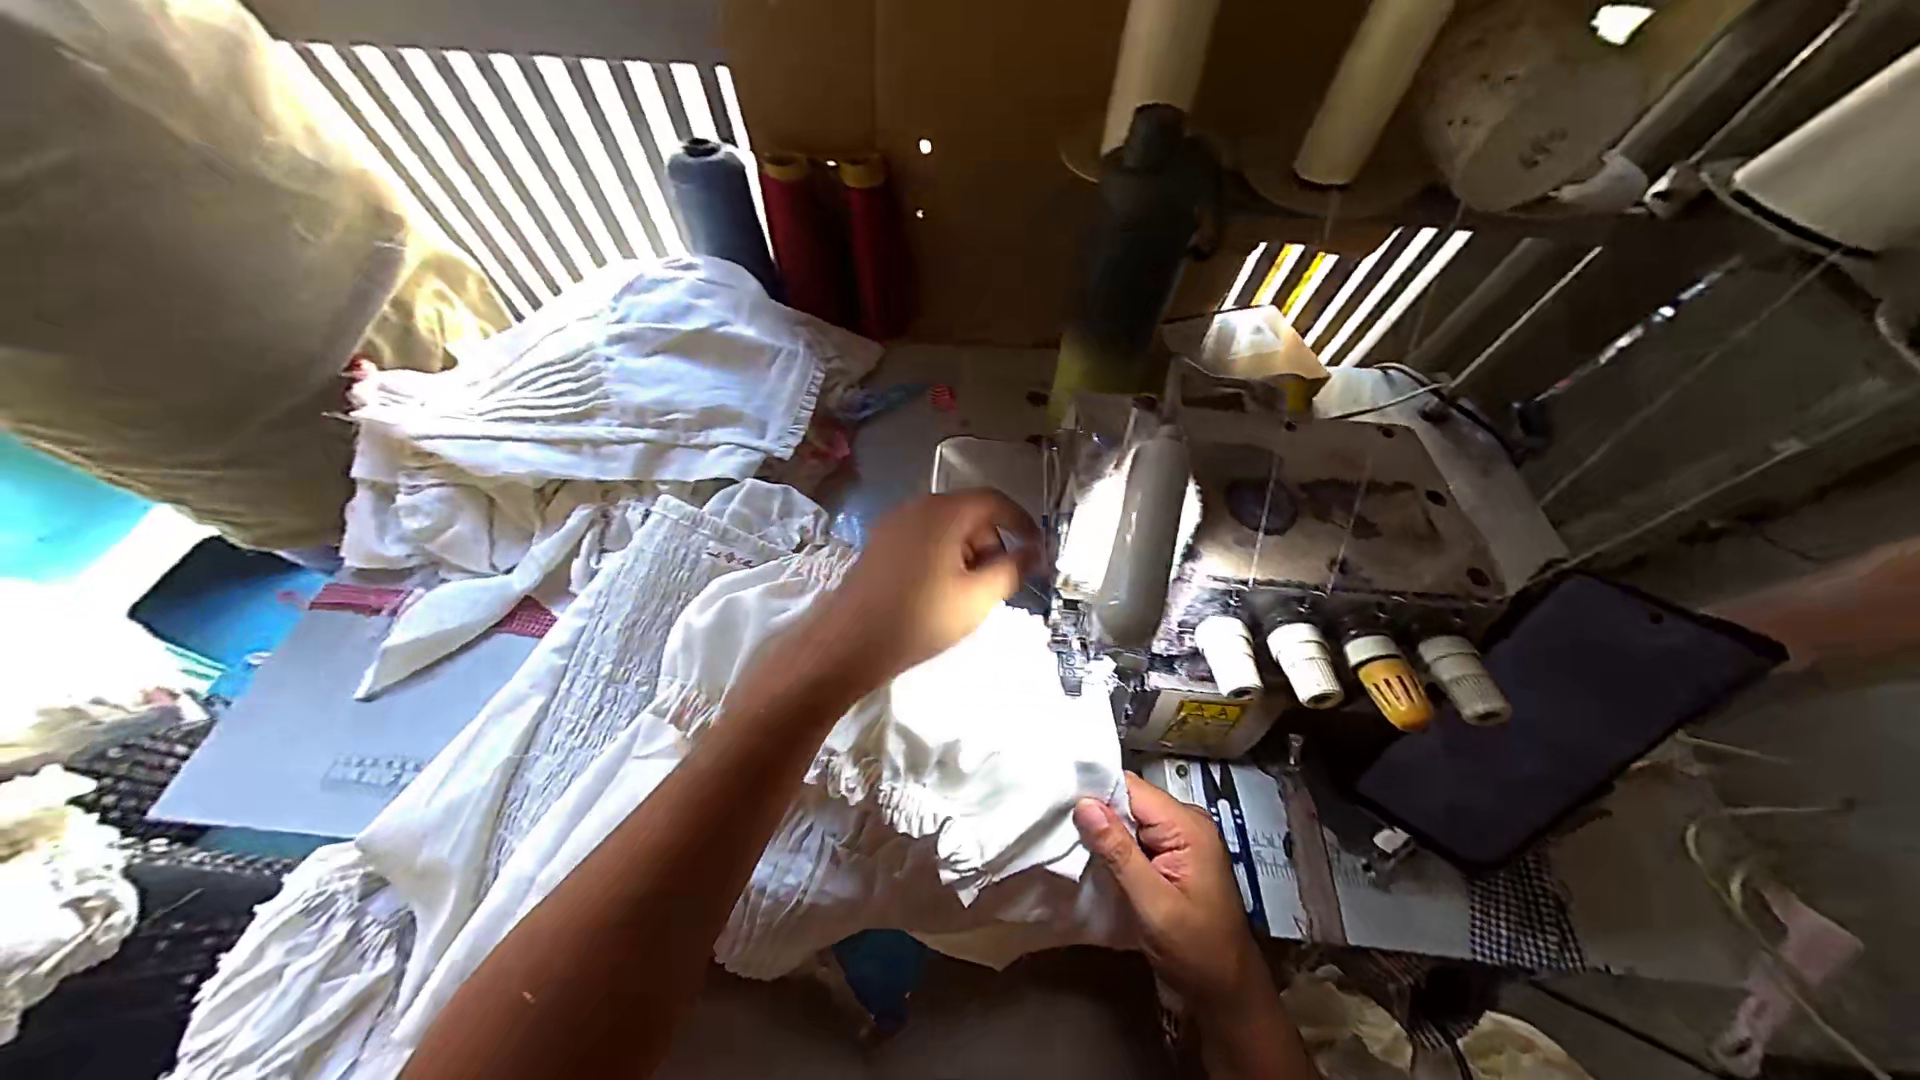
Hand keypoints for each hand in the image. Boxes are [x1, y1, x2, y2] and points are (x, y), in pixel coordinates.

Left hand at [807, 491, 1039, 689]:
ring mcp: (893, 523)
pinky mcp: (879, 543)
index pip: (995, 501)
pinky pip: (923, 538)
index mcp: (944, 512)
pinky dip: (942, 556)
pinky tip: (939, 592)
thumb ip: (1012, 569)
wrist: (849, 643)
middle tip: (997, 582)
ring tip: (968, 593)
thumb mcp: (977, 598)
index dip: (1022, 523)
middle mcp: (917, 507)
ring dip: (967, 552)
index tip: (1036, 551)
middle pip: (969, 513)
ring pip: (945, 527)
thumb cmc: (920, 619)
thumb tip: (1033, 552)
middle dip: (991, 543)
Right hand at [1074, 772, 1268, 1009]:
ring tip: (1071, 843)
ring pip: (1129, 819)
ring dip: (1103, 832)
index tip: (1059, 804)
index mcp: (1187, 826)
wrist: (1228, 996)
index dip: (1095, 793)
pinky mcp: (1172, 857)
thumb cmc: (1196, 952)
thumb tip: (1084, 803)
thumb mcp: (1153, 905)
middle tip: (1060, 828)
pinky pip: (1136, 837)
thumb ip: (1118, 852)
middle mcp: (1186, 823)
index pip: (1131, 787)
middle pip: (1129, 800)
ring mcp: (1181, 840)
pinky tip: (1094, 860)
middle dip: (1096, 813)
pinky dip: (1115, 847)